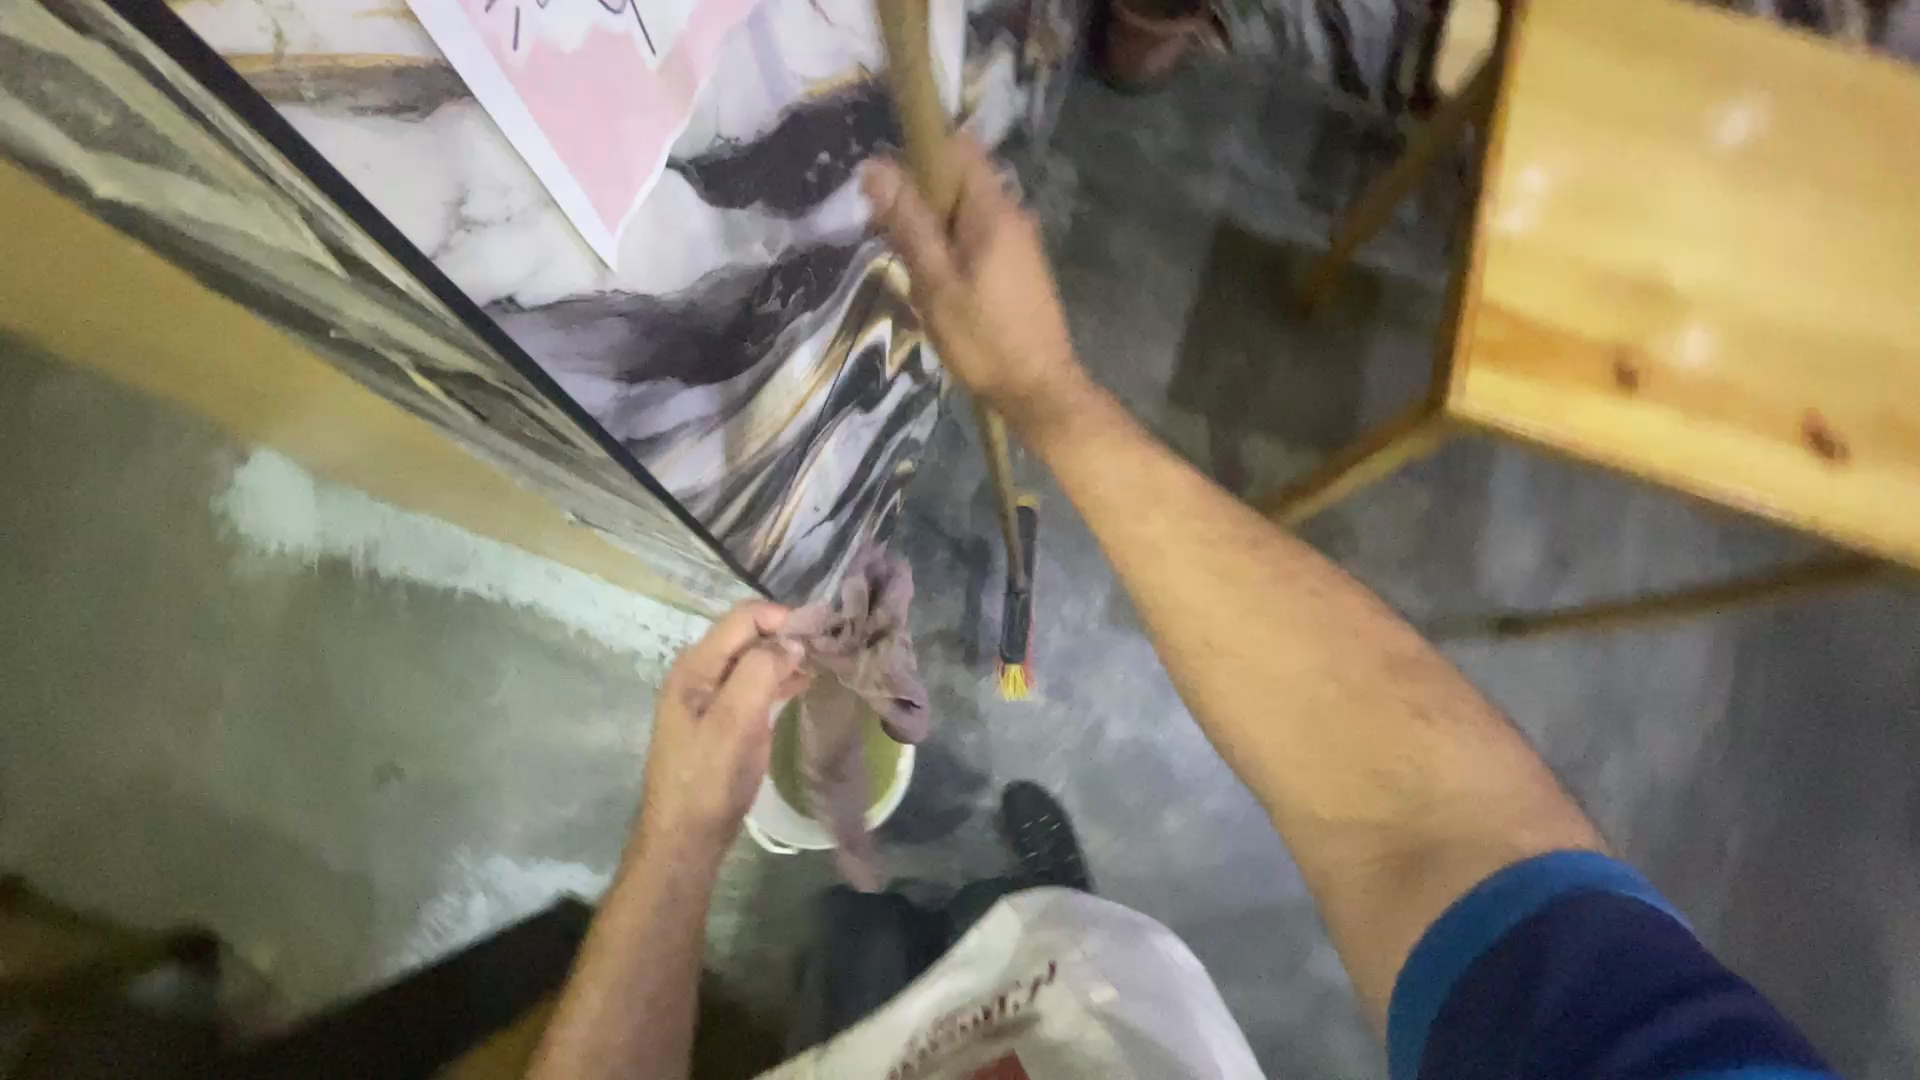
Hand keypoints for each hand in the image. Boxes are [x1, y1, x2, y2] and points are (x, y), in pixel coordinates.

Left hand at [637, 603, 809, 862]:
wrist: (687, 839)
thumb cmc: (708, 780)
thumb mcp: (733, 722)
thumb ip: (760, 672)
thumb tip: (793, 640)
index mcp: (695, 666)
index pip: (744, 617)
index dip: (783, 617)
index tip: (823, 632)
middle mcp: (702, 673)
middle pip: (751, 634)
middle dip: (789, 633)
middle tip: (832, 644)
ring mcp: (715, 696)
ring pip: (757, 658)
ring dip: (789, 655)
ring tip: (829, 660)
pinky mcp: (728, 716)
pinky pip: (759, 683)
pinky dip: (783, 677)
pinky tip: (809, 681)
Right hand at [864, 136, 1087, 432]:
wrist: (1039, 391)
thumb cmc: (983, 341)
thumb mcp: (936, 284)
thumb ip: (908, 224)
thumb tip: (875, 168)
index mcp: (994, 210)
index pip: (956, 148)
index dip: (918, 156)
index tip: (888, 189)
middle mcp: (1014, 215)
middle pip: (959, 183)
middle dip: (921, 202)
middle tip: (890, 240)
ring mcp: (1022, 244)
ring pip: (967, 217)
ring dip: (935, 233)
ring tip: (914, 273)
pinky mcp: (1023, 270)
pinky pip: (981, 242)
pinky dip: (955, 252)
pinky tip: (940, 289)